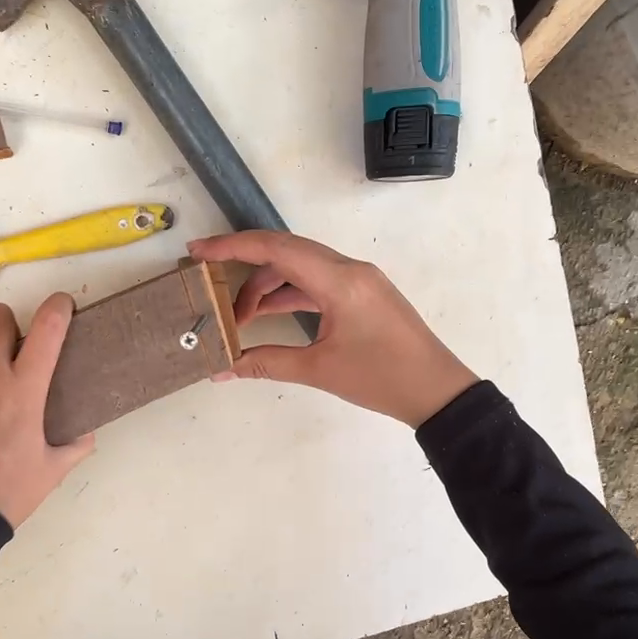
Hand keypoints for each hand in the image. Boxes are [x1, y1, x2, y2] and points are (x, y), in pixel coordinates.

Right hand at [186, 231, 478, 426]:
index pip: (276, 249)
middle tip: (207, 272)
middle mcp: (348, 269)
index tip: (199, 250)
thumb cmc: (382, 378)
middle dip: (243, 262)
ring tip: (238, 316)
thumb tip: (220, 369)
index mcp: (339, 281)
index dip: (232, 246)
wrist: (438, 391)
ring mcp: (357, 279)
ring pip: (299, 266)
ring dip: (265, 285)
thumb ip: (265, 364)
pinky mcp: (362, 293)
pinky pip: (315, 281)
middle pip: (285, 250)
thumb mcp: (319, 371)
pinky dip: (287, 293)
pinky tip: (265, 314)